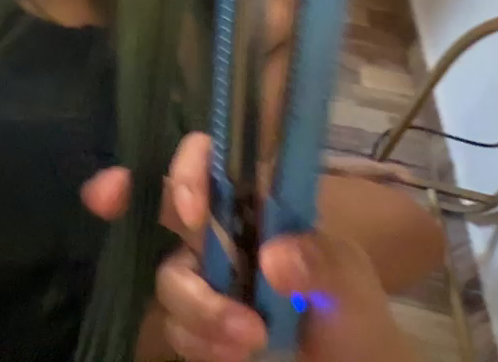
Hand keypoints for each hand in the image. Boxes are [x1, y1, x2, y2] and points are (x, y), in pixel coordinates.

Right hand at [83, 133, 411, 361]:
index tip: (193, 214)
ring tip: (253, 342)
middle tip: (172, 258)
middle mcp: (221, 228)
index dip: (188, 168)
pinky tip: (237, 356)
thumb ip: (322, 261)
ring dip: (199, 311)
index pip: (209, 156)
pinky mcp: (198, 320)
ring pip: (169, 275)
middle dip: (145, 216)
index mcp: (256, 201)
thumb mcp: (351, 284)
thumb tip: (273, 258)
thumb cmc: (352, 315)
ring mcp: (205, 273)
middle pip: (168, 208)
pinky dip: (199, 343)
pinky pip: (174, 324)